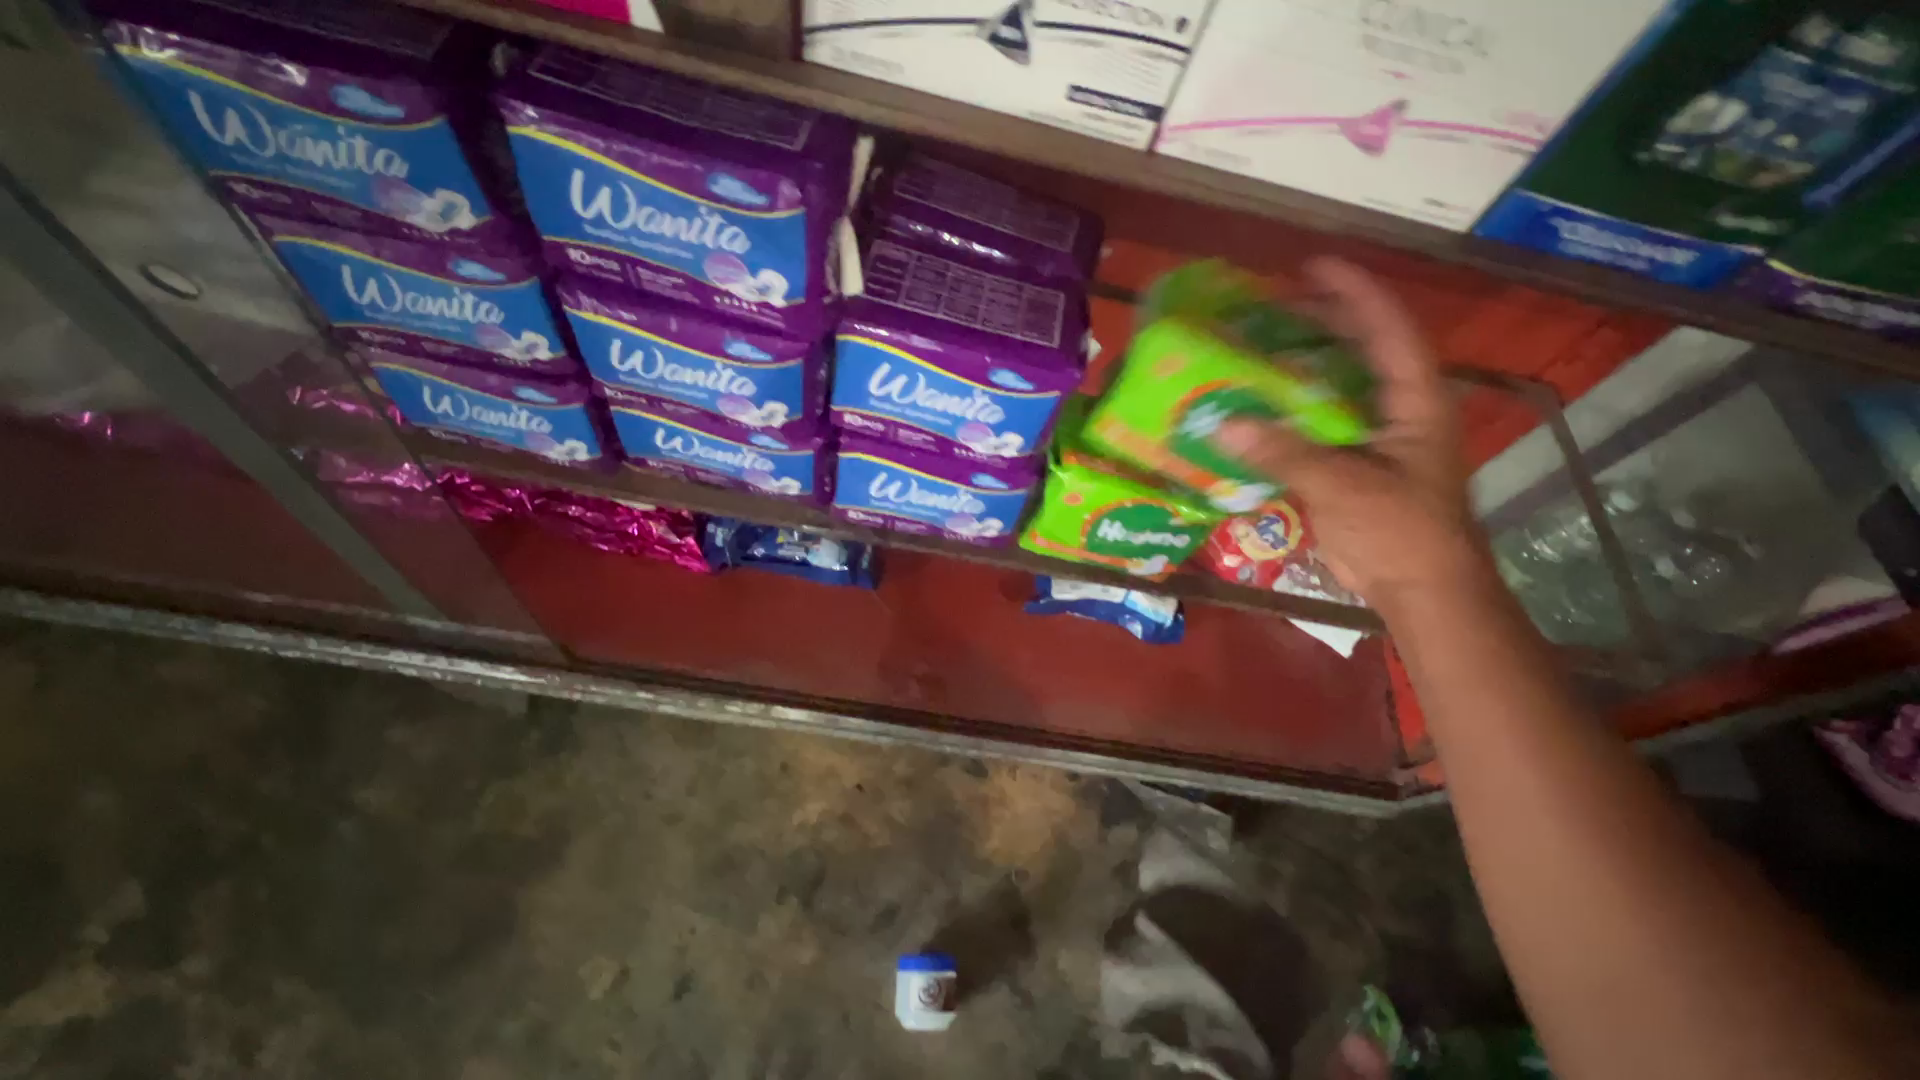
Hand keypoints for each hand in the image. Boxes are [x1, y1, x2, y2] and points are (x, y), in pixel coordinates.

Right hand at [1212, 258, 1492, 614]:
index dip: (1355, 294)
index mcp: (1415, 403)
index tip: (1315, 266)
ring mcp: (1379, 442)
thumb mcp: (1344, 486)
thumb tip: (1221, 425)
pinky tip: (1255, 413)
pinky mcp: (1356, 470)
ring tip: (1257, 348)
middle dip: (1322, 324)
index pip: (1389, 331)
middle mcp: (1400, 412)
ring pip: (1338, 391)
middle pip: (1363, 352)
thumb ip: (1284, 453)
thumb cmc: (1401, 532)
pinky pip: (1319, 429)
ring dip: (1301, 370)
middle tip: (1272, 304)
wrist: (1422, 591)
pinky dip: (1289, 417)